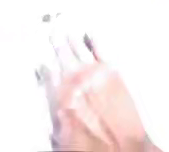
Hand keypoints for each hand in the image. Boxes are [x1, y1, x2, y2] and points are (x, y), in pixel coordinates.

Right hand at [46, 33, 157, 151]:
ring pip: (79, 49)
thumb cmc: (94, 147)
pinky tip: (91, 32)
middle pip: (63, 56)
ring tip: (67, 29)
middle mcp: (76, 80)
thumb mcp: (66, 137)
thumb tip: (53, 101)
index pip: (49, 74)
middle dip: (57, 44)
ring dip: (72, 39)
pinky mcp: (112, 70)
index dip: (45, 66)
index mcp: (62, 97)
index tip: (43, 58)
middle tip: (53, 32)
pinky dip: (95, 39)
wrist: (124, 149)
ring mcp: (94, 72)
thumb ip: (58, 114)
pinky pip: (101, 48)